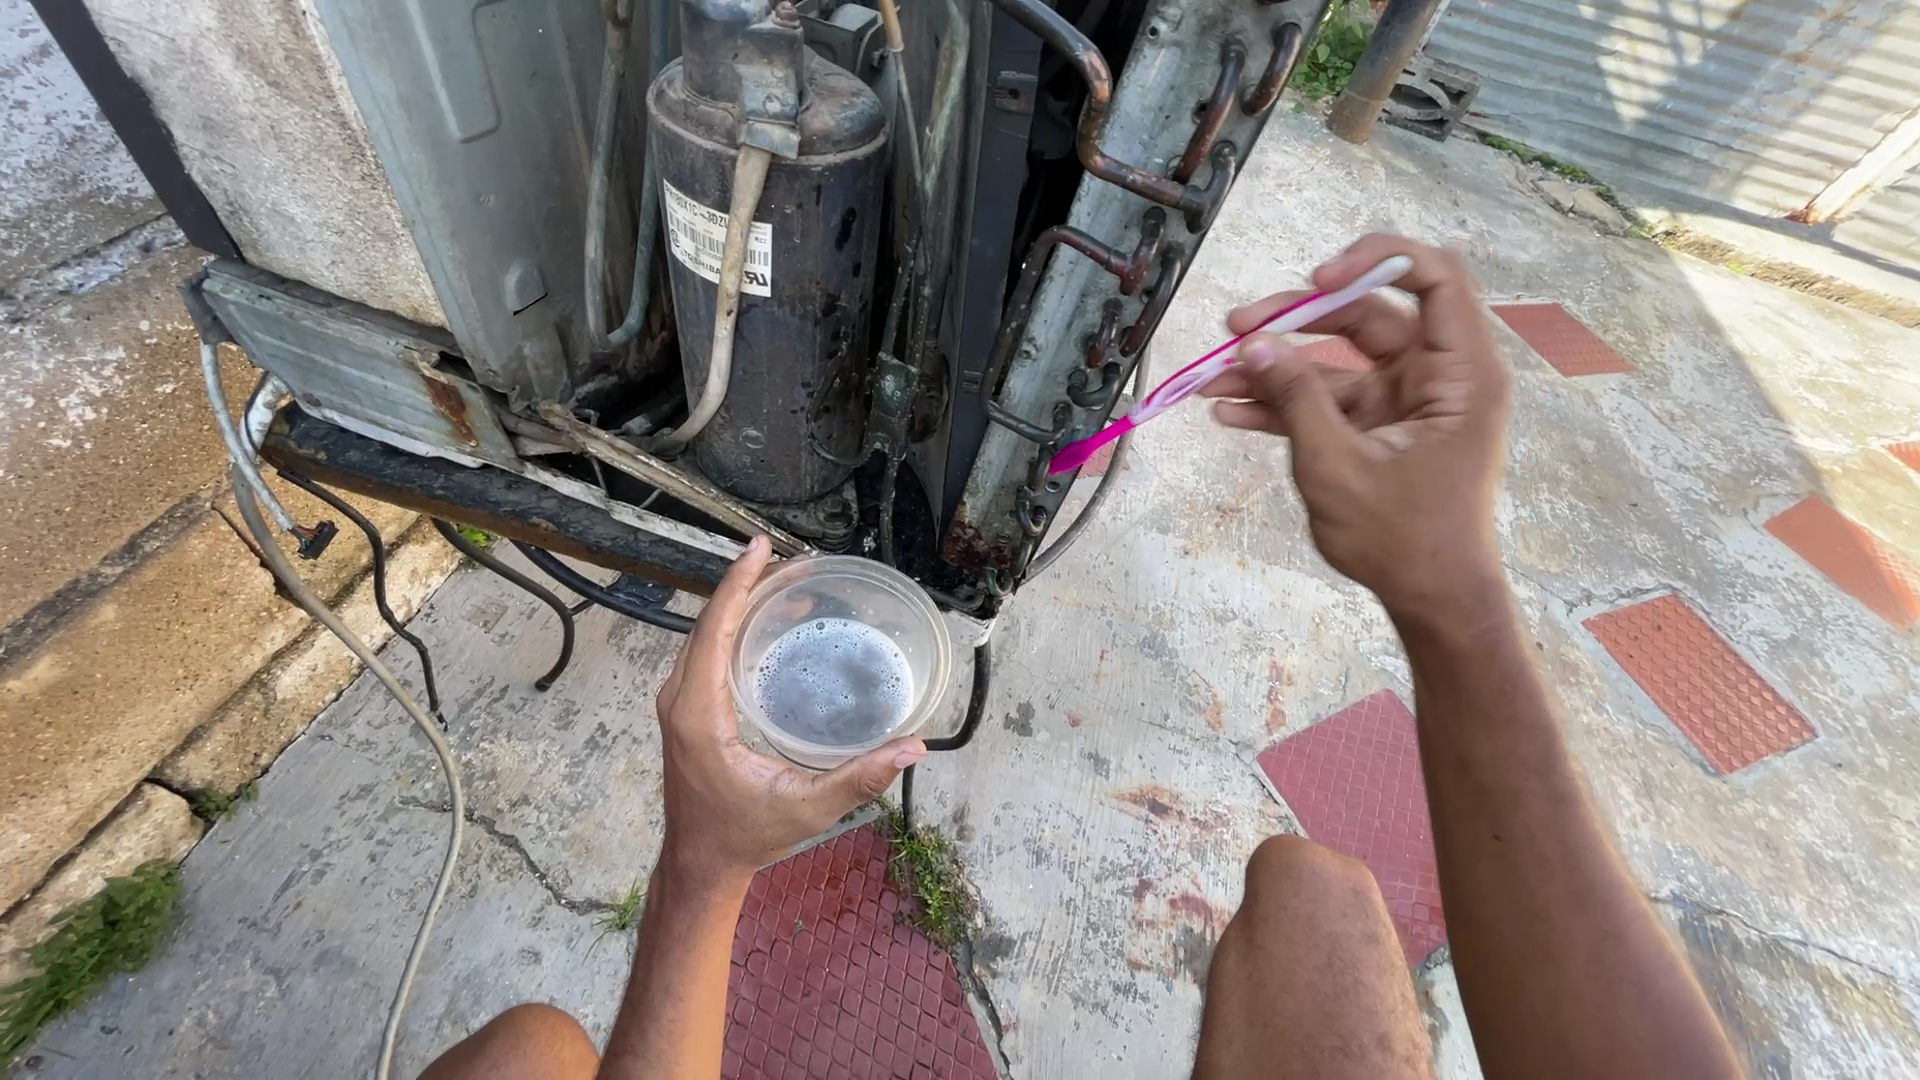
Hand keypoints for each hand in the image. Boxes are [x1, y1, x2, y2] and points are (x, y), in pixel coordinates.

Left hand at [654, 536, 926, 887]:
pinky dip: (734, 624)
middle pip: (708, 621)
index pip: (713, 629)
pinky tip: (768, 620)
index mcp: (700, 713)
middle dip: (747, 584)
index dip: (737, 583)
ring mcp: (679, 702)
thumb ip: (859, 779)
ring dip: (741, 602)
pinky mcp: (687, 709)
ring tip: (790, 581)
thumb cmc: (746, 835)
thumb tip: (913, 748)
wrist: (700, 864)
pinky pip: (706, 650)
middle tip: (796, 562)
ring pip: (704, 633)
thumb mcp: (807, 808)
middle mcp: (680, 698)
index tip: (761, 547)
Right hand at [1200, 234, 1509, 620]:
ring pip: (1331, 362)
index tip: (1315, 277)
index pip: (1433, 277)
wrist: (1425, 596)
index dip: (1375, 259)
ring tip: (1211, 380)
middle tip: (1233, 330)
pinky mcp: (1369, 430)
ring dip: (1273, 370)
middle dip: (1295, 321)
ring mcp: (1397, 403)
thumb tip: (1254, 346)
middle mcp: (1431, 375)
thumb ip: (1296, 398)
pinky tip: (1228, 413)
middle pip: (1363, 317)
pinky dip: (1279, 407)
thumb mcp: (1336, 463)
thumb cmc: (1399, 535)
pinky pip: (1321, 403)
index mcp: (1457, 371)